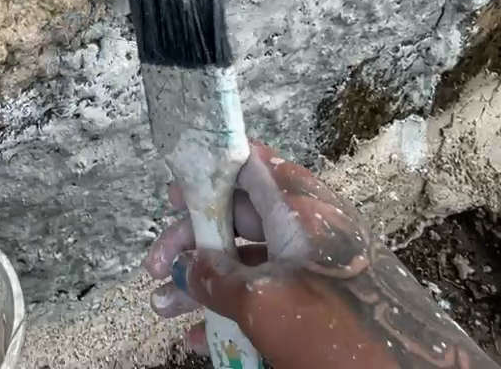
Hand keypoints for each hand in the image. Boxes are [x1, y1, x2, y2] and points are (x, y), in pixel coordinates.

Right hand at [142, 142, 497, 368]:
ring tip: (165, 310)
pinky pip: (267, 294)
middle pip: (234, 216)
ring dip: (202, 284)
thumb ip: (216, 281)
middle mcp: (305, 225)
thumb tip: (187, 273)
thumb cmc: (344, 335)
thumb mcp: (264, 305)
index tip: (171, 194)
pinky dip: (232, 310)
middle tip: (156, 268)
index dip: (204, 170)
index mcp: (296, 206)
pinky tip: (202, 339)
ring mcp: (314, 265)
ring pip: (245, 261)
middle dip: (190, 245)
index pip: (244, 162)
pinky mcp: (322, 301)